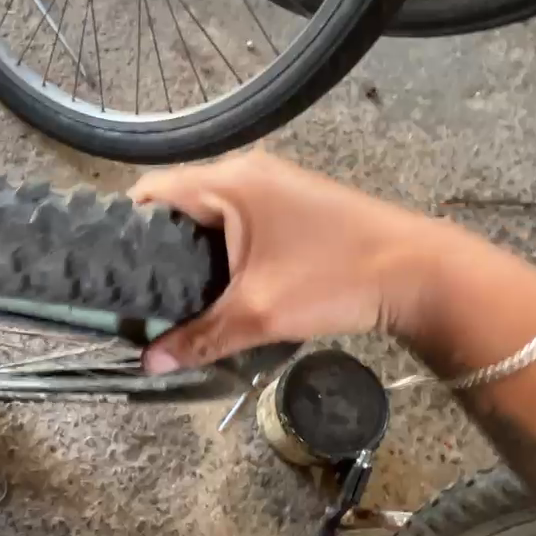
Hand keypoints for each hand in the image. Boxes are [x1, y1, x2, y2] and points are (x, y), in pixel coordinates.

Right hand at [128, 151, 466, 372]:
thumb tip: (147, 364)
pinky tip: (215, 278)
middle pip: (175, 199)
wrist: (422, 274)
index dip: (125, 228)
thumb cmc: (335, 281)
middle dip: (155, 242)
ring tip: (172, 288)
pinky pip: (233, 214)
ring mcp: (271, 181)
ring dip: (187, 244)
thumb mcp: (258, 315)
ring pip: (205, 208)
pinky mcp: (289, 199)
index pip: (151, 191)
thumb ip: (197, 338)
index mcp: (229, 182)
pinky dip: (216, 242)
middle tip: (140, 288)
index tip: (113, 269)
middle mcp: (245, 171)